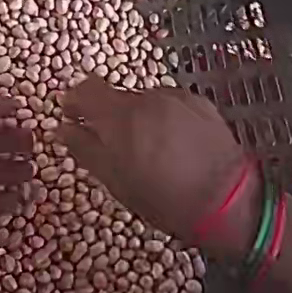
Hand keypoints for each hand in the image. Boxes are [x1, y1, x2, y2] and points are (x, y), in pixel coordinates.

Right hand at [57, 77, 256, 257]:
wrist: (229, 202)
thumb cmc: (164, 199)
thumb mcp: (115, 181)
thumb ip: (84, 149)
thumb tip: (62, 128)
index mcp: (121, 117)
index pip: (85, 90)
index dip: (74, 101)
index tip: (71, 116)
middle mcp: (148, 98)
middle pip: (115, 96)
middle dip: (107, 116)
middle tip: (111, 145)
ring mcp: (176, 99)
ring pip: (143, 101)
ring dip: (136, 117)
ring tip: (147, 149)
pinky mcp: (200, 104)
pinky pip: (168, 104)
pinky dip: (162, 118)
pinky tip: (172, 144)